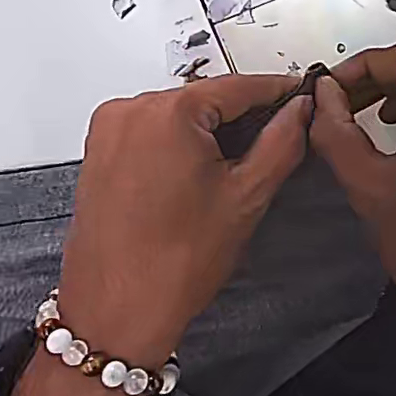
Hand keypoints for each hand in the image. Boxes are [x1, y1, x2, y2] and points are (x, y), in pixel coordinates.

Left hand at [9, 75, 309, 395]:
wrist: (117, 310)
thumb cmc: (170, 264)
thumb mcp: (246, 196)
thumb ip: (281, 142)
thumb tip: (297, 112)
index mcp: (167, 113)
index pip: (236, 86)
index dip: (275, 90)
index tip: (295, 94)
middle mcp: (130, 112)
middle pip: (203, 98)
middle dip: (241, 115)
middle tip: (277, 132)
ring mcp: (109, 132)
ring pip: (176, 115)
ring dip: (209, 130)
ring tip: (236, 165)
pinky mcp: (99, 153)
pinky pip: (150, 132)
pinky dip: (178, 142)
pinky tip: (199, 172)